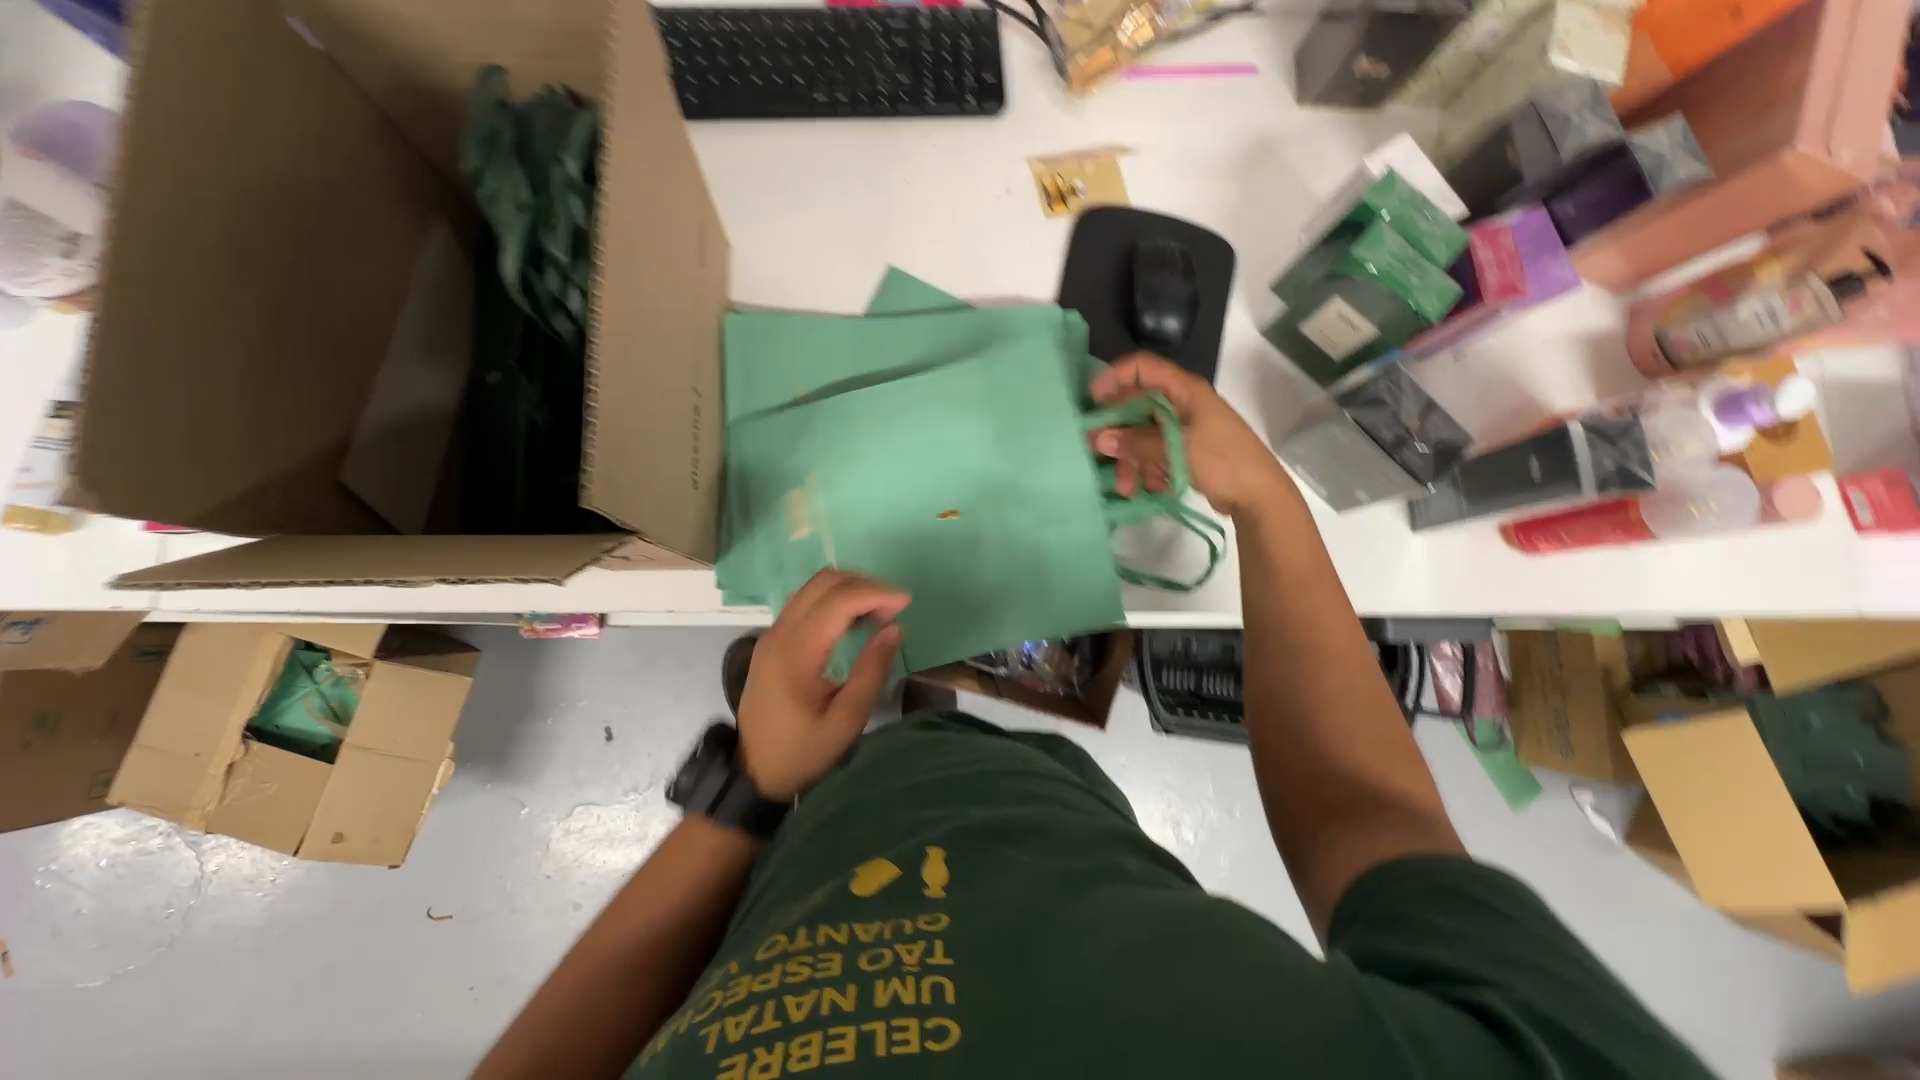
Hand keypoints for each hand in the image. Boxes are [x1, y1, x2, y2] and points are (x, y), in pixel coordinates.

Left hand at [737, 570, 910, 799]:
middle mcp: (779, 633)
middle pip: (823, 582)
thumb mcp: (847, 720)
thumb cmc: (803, 751)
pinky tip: (855, 622)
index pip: (838, 600)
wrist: (754, 771)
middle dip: (864, 585)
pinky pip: (805, 602)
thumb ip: (872, 671)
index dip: (875, 593)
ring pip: (813, 588)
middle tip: (895, 608)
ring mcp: (772, 634)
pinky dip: (834, 601)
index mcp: (796, 653)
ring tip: (880, 613)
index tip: (907, 603)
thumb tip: (895, 628)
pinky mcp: (772, 640)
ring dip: (849, 590)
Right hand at [1088, 353, 1293, 517]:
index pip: (1142, 368)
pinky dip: (1148, 470)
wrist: (1260, 495)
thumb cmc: (1223, 460)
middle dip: (1117, 432)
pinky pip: (1155, 455)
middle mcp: (1181, 405)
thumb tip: (1100, 439)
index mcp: (1184, 391)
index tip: (1092, 400)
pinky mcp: (1185, 453)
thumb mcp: (1177, 449)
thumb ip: (1137, 443)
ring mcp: (1183, 429)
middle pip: (1136, 407)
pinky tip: (1149, 489)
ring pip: (1142, 436)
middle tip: (1095, 452)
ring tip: (1126, 487)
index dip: (1114, 377)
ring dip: (1131, 460)